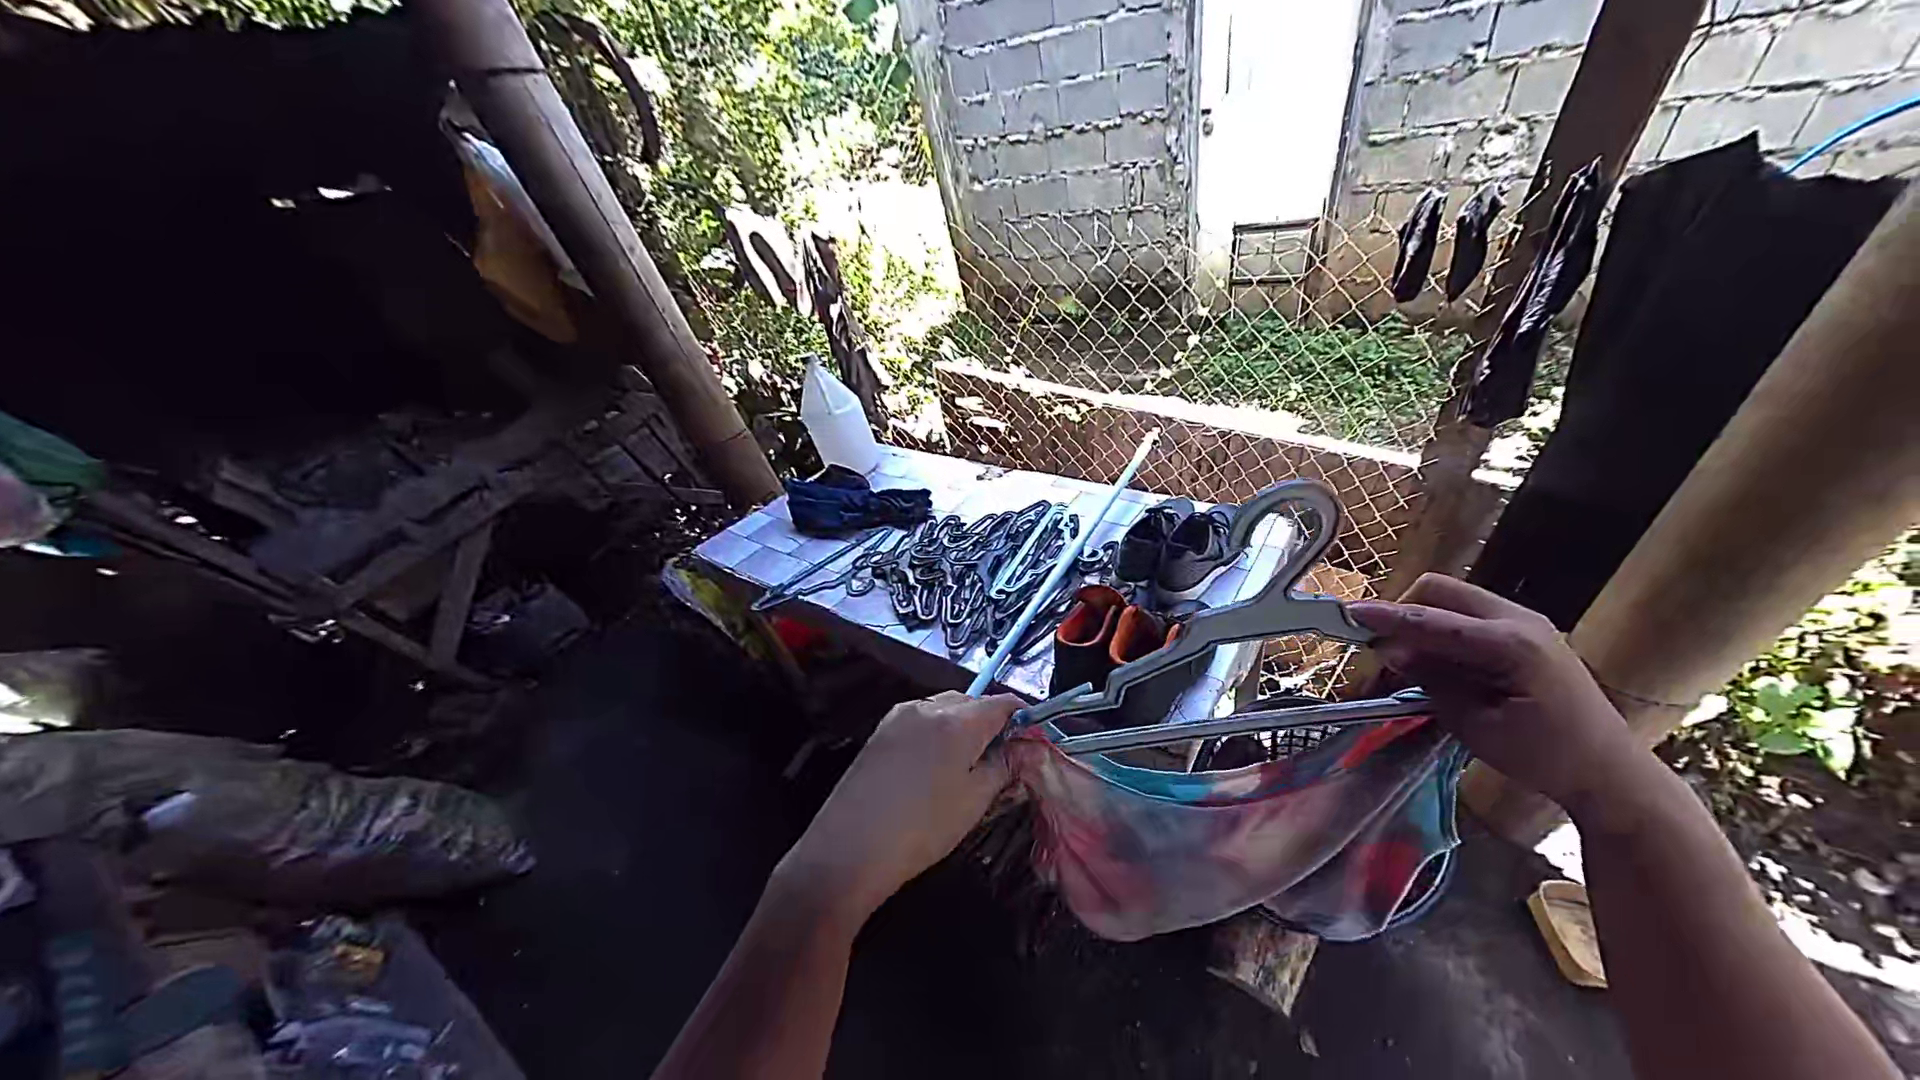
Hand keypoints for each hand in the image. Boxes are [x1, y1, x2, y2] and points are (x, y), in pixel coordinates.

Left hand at [771, 692, 1015, 927]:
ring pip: (944, 708)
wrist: (848, 849)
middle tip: (1001, 760)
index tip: (1032, 741)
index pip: (1002, 703)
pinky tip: (934, 766)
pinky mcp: (881, 730)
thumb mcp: (974, 801)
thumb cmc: (922, 828)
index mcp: (956, 720)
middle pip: (972, 702)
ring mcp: (899, 716)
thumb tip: (1026, 749)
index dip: (1022, 718)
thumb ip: (1004, 767)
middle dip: (991, 723)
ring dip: (963, 726)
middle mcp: (927, 706)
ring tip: (966, 766)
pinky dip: (937, 732)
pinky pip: (921, 719)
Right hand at [1348, 574, 1648, 815]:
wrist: (1611, 772)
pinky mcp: (1522, 632)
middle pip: (1438, 591)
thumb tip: (1392, 651)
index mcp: (1511, 645)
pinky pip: (1464, 615)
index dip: (1385, 617)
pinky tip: (1432, 661)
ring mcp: (1523, 622)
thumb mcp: (1476, 725)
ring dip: (1419, 621)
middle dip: (1401, 611)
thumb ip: (1432, 680)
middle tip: (1379, 646)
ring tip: (1403, 660)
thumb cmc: (1545, 757)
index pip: (1431, 621)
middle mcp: (1519, 621)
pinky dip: (1438, 630)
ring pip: (1449, 599)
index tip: (1347, 613)